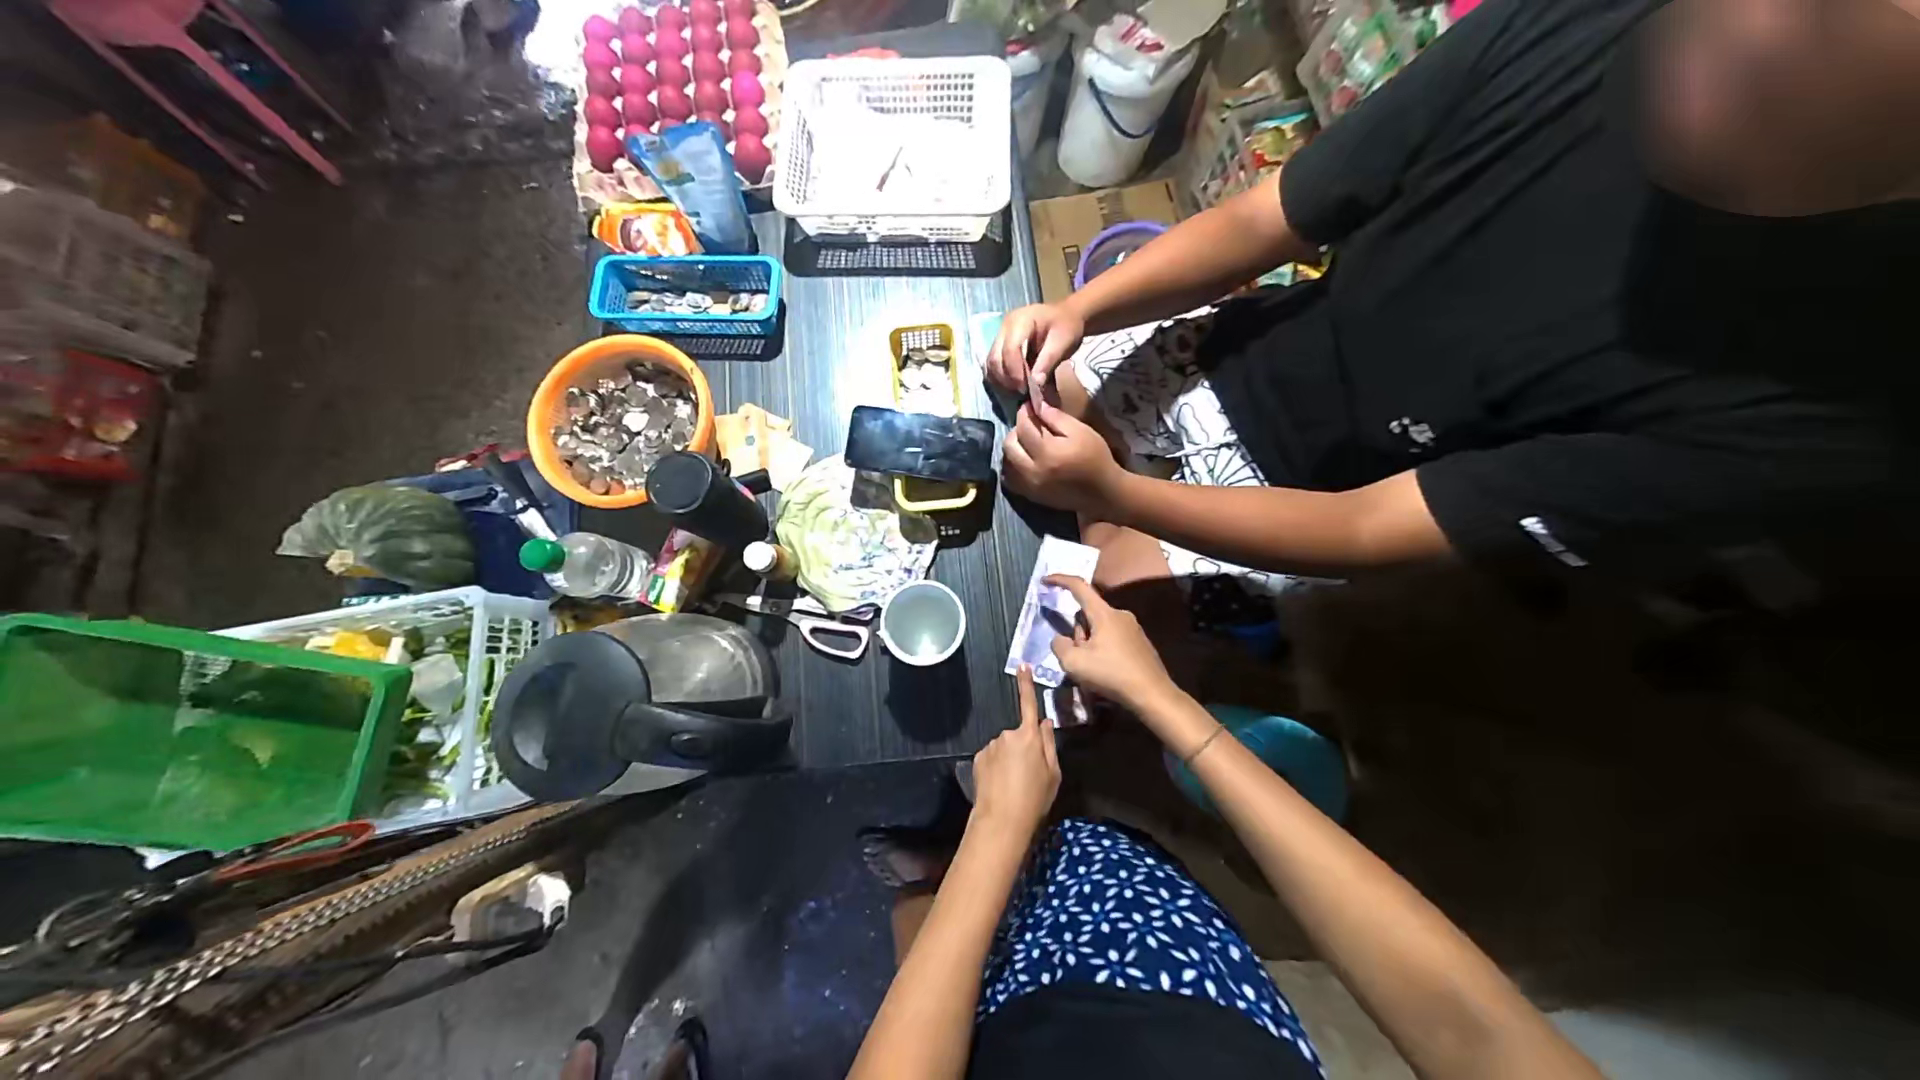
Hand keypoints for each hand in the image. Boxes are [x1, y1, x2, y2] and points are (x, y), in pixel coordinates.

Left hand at [970, 665, 1059, 836]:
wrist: (1002, 820)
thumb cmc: (1035, 798)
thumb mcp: (1053, 774)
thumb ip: (1049, 744)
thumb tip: (1045, 722)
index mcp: (1030, 736)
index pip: (1028, 704)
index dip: (1026, 684)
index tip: (1022, 665)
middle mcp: (1008, 735)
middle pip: (1019, 735)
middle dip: (1023, 748)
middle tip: (1030, 775)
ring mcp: (991, 746)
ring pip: (1004, 748)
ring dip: (1009, 760)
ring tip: (1014, 785)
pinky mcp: (978, 758)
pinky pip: (992, 758)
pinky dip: (996, 768)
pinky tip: (1000, 785)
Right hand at [988, 303, 1085, 393]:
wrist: (1066, 316)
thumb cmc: (1067, 326)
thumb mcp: (1063, 342)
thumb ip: (1048, 361)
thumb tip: (1035, 384)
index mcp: (1020, 321)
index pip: (1009, 350)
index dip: (1015, 372)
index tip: (1027, 389)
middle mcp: (1004, 328)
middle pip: (995, 359)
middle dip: (1007, 380)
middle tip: (1024, 393)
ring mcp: (1000, 337)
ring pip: (991, 365)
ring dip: (1002, 382)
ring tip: (1019, 392)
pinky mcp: (1000, 347)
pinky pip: (993, 367)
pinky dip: (1001, 380)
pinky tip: (1014, 387)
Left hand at [1001, 399, 1121, 513]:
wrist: (1103, 492)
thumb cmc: (1096, 458)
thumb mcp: (1081, 431)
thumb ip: (1056, 417)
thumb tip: (1037, 405)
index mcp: (1047, 452)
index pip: (1024, 426)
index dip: (1024, 412)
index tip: (1029, 406)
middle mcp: (1033, 470)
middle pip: (1009, 444)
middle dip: (1016, 430)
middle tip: (1028, 425)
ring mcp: (1029, 485)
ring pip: (1006, 462)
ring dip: (1012, 448)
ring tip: (1026, 442)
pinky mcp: (1030, 495)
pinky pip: (1009, 480)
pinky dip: (1011, 467)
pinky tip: (1022, 461)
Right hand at [1045, 575, 1174, 709]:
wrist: (1152, 694)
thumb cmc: (1112, 674)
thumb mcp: (1074, 663)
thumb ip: (1059, 646)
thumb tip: (1061, 640)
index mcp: (1104, 614)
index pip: (1079, 587)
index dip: (1059, 580)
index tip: (1045, 581)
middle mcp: (1120, 614)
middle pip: (1088, 615)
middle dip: (1078, 634)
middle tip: (1080, 659)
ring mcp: (1133, 628)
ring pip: (1100, 628)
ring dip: (1090, 644)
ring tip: (1095, 670)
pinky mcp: (1140, 643)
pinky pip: (1113, 638)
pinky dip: (1104, 651)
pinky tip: (1108, 672)